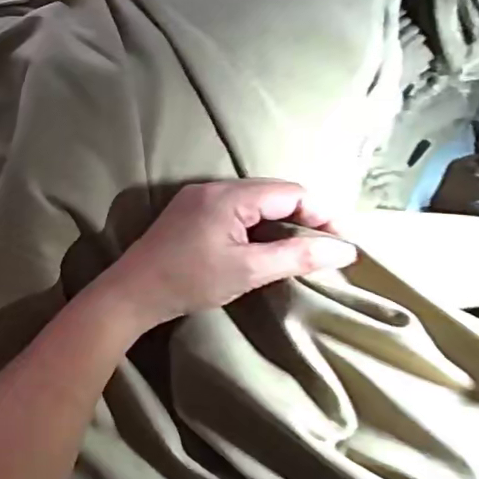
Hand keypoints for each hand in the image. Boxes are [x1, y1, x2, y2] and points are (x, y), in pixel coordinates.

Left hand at [87, 179, 357, 327]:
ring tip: (300, 252)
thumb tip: (345, 250)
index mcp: (228, 196)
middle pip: (273, 192)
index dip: (322, 216)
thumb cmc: (190, 281)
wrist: (132, 291)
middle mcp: (212, 188)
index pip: (291, 192)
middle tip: (325, 250)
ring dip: (280, 221)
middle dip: (304, 217)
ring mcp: (197, 198)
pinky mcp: (189, 212)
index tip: (342, 246)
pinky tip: (265, 248)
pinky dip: (257, 224)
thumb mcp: (249, 271)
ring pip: (255, 201)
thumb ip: (297, 256)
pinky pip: (235, 209)